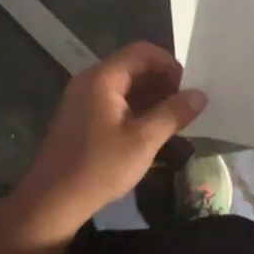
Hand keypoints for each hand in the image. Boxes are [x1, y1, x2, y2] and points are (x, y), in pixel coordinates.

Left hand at [11, 42, 205, 235]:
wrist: (53, 201)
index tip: (189, 88)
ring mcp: (83, 99)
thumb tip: (200, 95)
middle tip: (186, 106)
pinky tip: (152, 130)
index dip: (169, 65)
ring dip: (152, 97)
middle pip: (133, 66)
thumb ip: (173, 113)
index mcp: (102, 78)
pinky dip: (136, 109)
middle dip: (163, 82)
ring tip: (174, 120)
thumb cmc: (99, 167)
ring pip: (125, 85)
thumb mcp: (144, 140)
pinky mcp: (82, 117)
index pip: (142, 52)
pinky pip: (115, 101)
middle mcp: (90, 81)